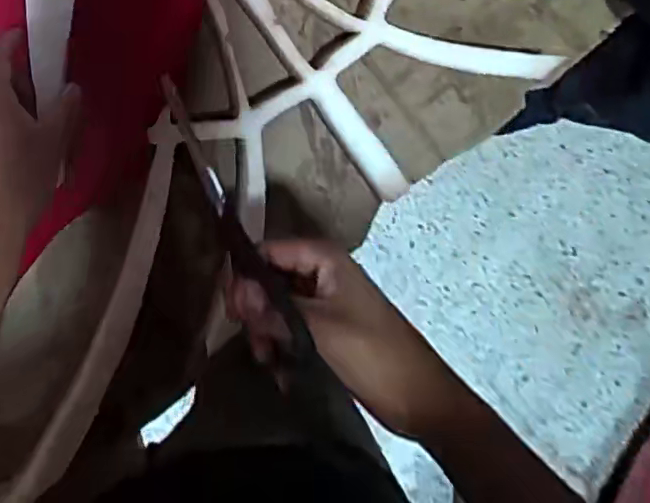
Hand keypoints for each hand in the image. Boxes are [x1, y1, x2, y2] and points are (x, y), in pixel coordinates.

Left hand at [0, 29, 80, 270]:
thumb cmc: (23, 179)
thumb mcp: (53, 141)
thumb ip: (63, 109)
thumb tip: (70, 89)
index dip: (8, 43)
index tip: (22, 34)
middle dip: (7, 66)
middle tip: (36, 70)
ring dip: (2, 90)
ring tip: (31, 101)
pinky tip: (16, 128)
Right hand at [226, 239, 472, 441]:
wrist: (420, 399)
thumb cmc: (373, 354)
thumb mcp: (319, 330)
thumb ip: (275, 309)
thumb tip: (236, 291)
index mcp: (323, 258)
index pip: (268, 251)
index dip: (244, 275)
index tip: (230, 310)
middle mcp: (321, 271)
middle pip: (270, 278)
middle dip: (256, 309)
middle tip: (252, 340)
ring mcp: (324, 300)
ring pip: (278, 305)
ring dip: (267, 332)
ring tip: (268, 360)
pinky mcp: (325, 327)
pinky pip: (291, 327)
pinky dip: (281, 345)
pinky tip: (281, 370)